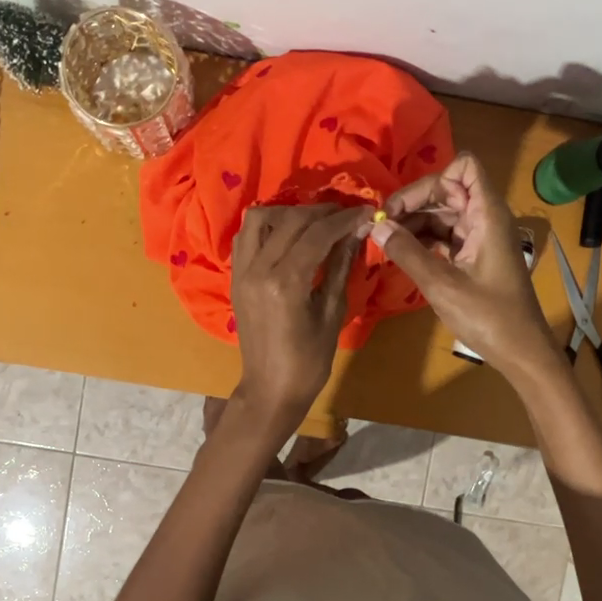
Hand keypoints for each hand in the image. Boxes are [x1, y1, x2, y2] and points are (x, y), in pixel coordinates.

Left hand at [228, 203, 369, 433]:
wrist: (270, 389)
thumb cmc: (308, 361)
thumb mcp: (332, 313)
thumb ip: (340, 267)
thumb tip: (356, 232)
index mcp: (285, 283)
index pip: (317, 233)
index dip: (344, 219)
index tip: (365, 212)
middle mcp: (258, 269)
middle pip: (291, 219)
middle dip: (322, 212)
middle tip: (346, 215)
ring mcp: (242, 272)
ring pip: (260, 219)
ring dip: (289, 213)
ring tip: (314, 222)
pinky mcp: (236, 277)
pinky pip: (246, 236)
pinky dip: (267, 227)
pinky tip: (288, 235)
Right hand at [373, 153, 562, 377]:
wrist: (521, 351)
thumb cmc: (488, 317)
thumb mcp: (442, 285)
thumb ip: (407, 252)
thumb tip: (376, 227)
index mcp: (487, 215)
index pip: (464, 167)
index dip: (432, 180)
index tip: (403, 208)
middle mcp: (485, 218)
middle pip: (447, 190)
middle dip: (413, 202)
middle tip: (381, 226)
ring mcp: (481, 238)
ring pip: (443, 214)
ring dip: (414, 222)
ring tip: (384, 242)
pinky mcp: (475, 257)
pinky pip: (446, 236)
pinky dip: (424, 240)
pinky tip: (401, 254)